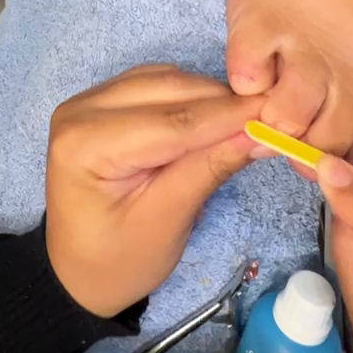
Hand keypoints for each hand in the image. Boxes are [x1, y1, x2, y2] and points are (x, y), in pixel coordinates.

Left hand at [44, 65, 263, 316]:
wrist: (76, 272)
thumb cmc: (117, 260)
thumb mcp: (166, 223)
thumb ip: (209, 170)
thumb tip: (260, 133)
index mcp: (84, 143)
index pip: (170, 121)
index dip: (227, 116)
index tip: (276, 114)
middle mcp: (80, 109)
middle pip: (166, 90)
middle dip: (221, 102)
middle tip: (273, 115)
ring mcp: (88, 100)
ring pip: (162, 79)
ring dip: (207, 95)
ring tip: (249, 118)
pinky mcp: (101, 102)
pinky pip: (152, 84)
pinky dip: (187, 94)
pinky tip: (215, 115)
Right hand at [227, 0, 352, 180]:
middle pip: (342, 161)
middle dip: (331, 157)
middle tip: (318, 129)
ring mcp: (307, 50)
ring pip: (289, 128)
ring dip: (284, 121)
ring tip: (284, 94)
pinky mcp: (259, 12)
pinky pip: (245, 77)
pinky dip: (249, 79)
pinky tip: (259, 61)